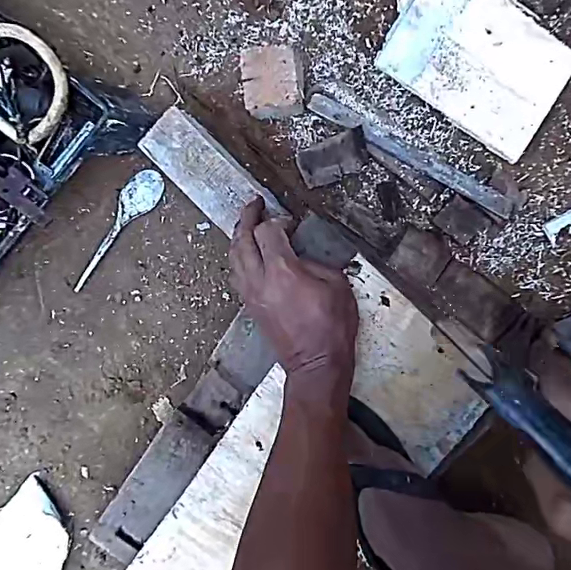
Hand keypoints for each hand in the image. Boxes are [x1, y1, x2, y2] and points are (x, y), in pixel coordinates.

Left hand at [229, 198, 357, 382]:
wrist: (316, 364)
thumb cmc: (331, 328)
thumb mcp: (336, 286)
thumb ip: (316, 263)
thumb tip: (301, 257)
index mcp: (282, 272)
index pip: (267, 232)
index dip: (278, 220)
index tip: (291, 222)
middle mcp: (259, 281)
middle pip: (242, 240)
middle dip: (247, 219)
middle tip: (254, 205)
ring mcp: (251, 295)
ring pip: (234, 258)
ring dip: (239, 238)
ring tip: (247, 226)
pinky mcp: (250, 307)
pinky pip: (236, 274)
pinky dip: (239, 258)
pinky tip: (247, 255)